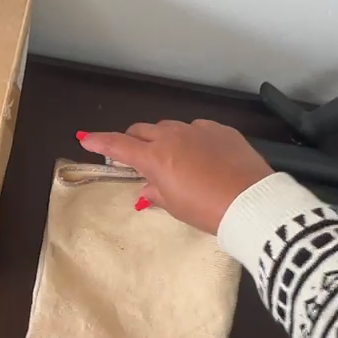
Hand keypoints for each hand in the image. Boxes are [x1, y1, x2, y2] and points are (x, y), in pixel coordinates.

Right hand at [77, 119, 273, 234]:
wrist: (253, 202)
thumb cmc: (207, 210)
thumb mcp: (176, 206)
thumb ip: (156, 192)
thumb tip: (148, 188)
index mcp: (156, 157)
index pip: (118, 145)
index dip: (99, 141)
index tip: (84, 139)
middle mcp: (173, 136)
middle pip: (142, 131)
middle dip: (133, 141)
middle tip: (135, 158)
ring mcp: (198, 129)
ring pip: (169, 127)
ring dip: (162, 140)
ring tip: (172, 159)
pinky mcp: (221, 130)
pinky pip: (197, 129)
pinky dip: (191, 139)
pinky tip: (201, 157)